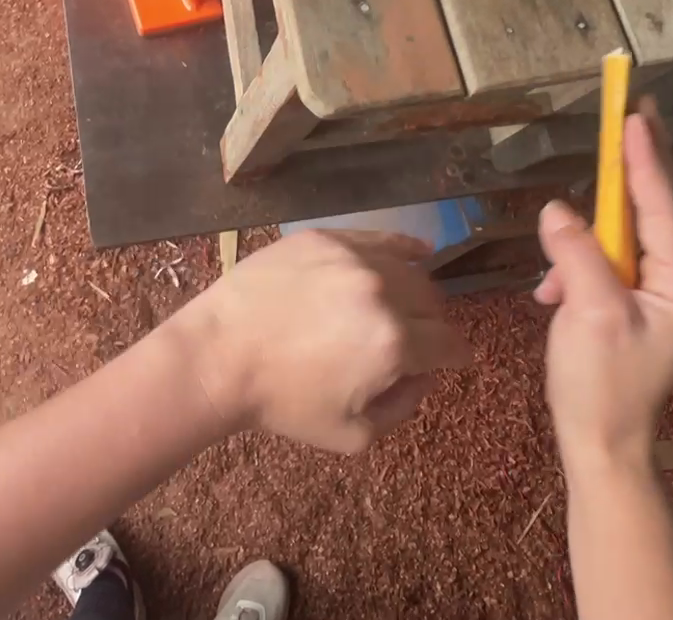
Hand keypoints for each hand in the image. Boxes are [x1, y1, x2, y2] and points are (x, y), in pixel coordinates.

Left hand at [167, 230, 471, 453]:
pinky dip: (400, 247)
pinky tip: (411, 253)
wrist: (218, 355)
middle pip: (432, 302)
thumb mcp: (352, 434)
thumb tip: (424, 374)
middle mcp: (382, 291)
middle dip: (432, 323)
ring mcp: (352, 258)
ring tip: (403, 301)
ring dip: (414, 288)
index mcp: (395, 343)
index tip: (451, 358)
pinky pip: (377, 238)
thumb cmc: (282, 402)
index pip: (449, 343)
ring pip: (408, 267)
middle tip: (416, 336)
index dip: (453, 356)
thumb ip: (402, 407)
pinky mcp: (324, 238)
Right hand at [535, 100, 672, 468]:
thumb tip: (556, 209)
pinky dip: (576, 263)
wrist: (602, 443)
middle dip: (637, 168)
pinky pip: (605, 262)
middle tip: (636, 115)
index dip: (645, 158)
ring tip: (564, 260)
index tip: (636, 114)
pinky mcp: (633, 304)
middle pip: (655, 211)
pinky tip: (552, 287)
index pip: (662, 206)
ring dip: (588, 234)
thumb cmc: (602, 383)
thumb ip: (577, 252)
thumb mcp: (589, 312)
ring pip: (623, 238)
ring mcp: (658, 294)